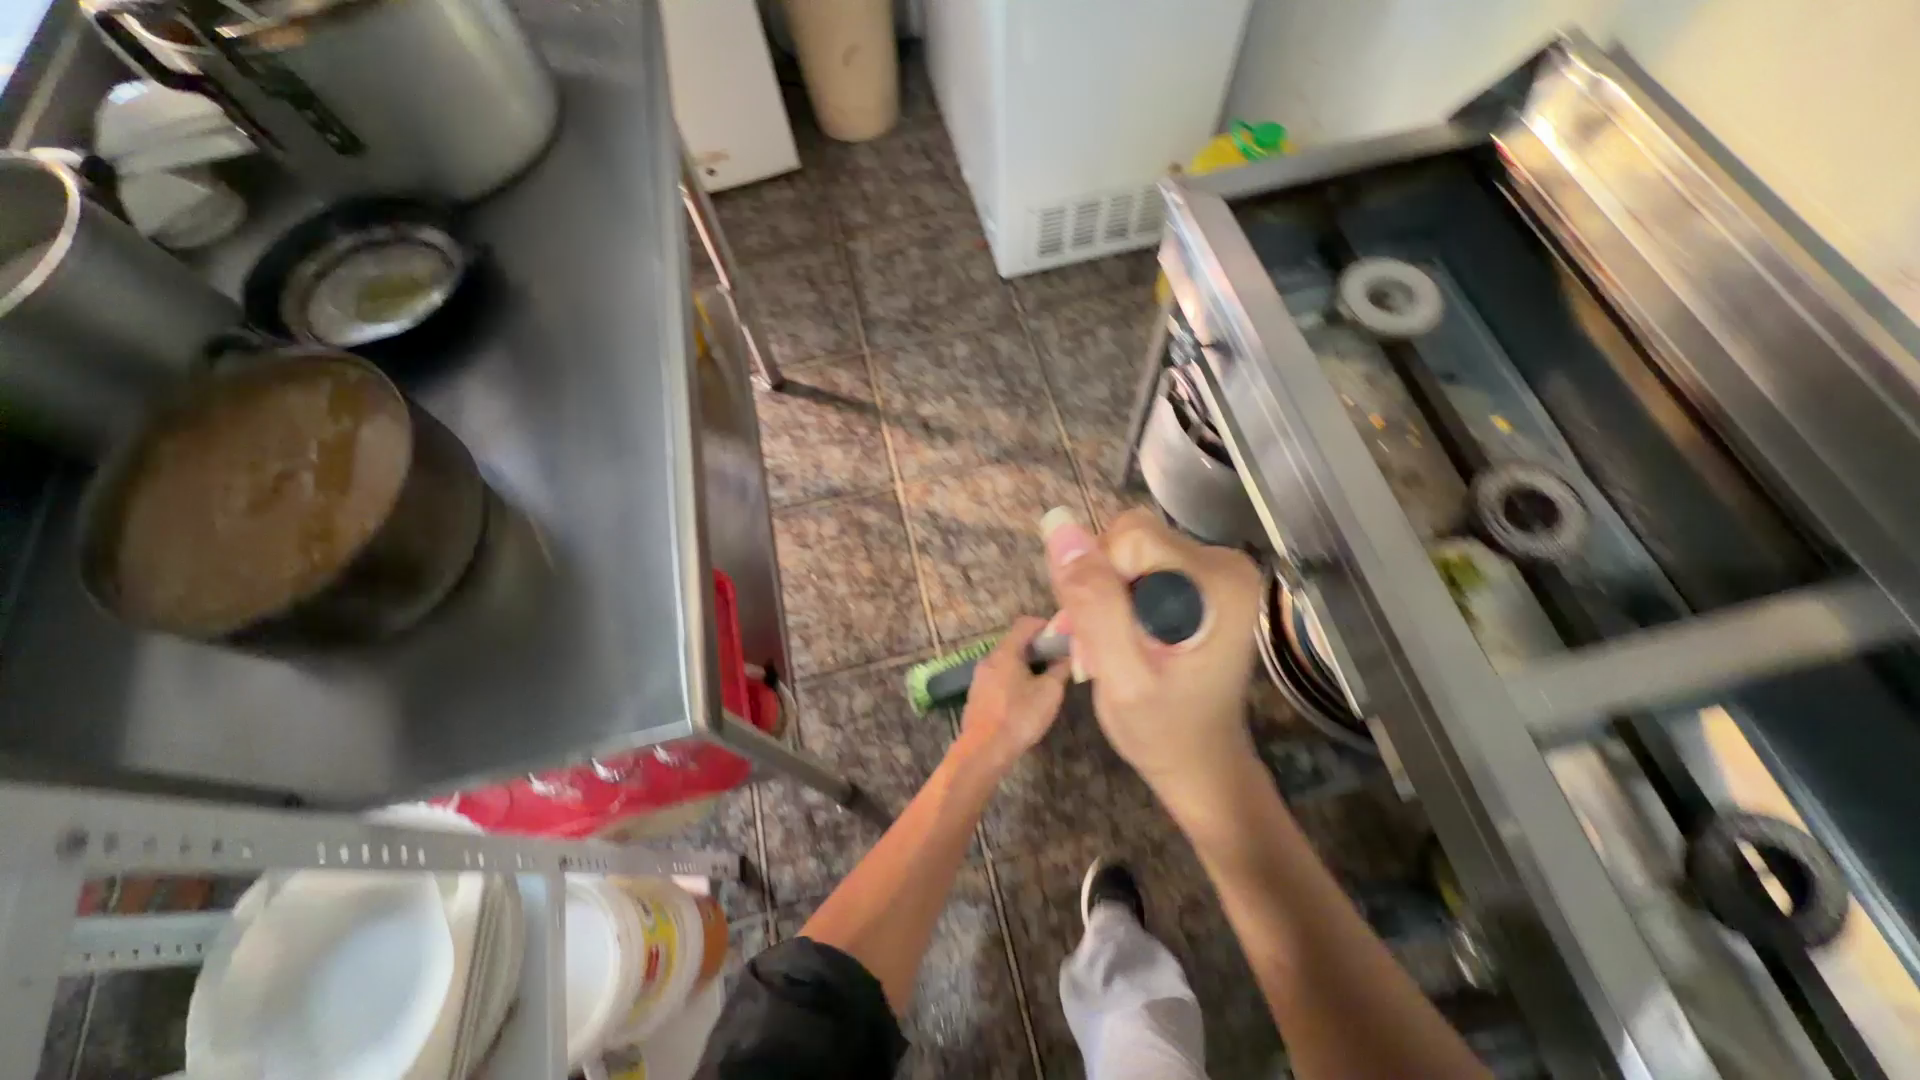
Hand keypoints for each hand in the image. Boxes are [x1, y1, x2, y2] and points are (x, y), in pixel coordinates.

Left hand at [954, 617, 1071, 775]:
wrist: (984, 749)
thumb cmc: (1020, 716)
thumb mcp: (1050, 692)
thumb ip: (1060, 669)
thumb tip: (1066, 655)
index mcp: (1005, 652)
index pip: (1025, 624)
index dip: (1045, 625)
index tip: (1061, 637)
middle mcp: (989, 660)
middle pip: (1014, 643)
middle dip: (1038, 648)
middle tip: (1057, 661)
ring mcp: (979, 678)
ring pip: (1006, 662)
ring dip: (1026, 665)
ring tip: (1044, 681)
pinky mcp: (977, 696)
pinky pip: (998, 678)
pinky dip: (1014, 679)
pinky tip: (1025, 699)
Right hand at [1043, 508, 1263, 810]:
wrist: (1199, 759)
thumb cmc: (1162, 730)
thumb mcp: (1121, 675)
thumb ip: (1093, 602)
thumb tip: (1059, 526)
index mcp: (1218, 580)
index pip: (1128, 538)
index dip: (1099, 581)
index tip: (1100, 636)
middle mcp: (1224, 562)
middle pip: (1128, 538)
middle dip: (1099, 588)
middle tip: (1101, 647)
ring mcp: (1215, 569)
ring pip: (1126, 551)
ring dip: (1104, 596)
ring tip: (1111, 648)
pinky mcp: (1200, 579)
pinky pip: (1137, 565)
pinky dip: (1118, 599)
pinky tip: (1123, 638)